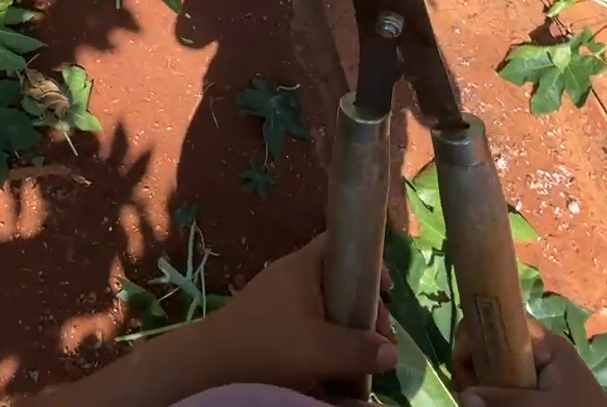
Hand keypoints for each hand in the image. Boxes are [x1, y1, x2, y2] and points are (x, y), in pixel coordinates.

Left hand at [184, 234, 398, 390]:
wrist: (214, 362)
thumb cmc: (269, 343)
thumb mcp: (320, 348)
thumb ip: (359, 348)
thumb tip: (391, 350)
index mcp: (303, 265)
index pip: (339, 243)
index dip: (365, 259)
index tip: (385, 288)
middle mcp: (292, 274)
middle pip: (338, 279)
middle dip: (363, 306)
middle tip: (378, 336)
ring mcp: (280, 296)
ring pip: (325, 304)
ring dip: (346, 327)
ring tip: (361, 356)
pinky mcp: (271, 320)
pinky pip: (310, 321)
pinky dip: (326, 337)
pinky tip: (334, 363)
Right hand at [453, 326, 605, 406]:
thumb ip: (503, 401)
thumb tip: (463, 396)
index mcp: (546, 344)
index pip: (500, 322)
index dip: (475, 336)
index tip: (461, 361)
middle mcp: (542, 351)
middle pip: (495, 346)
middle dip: (476, 366)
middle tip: (467, 391)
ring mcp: (542, 373)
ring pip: (498, 368)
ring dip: (482, 383)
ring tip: (474, 401)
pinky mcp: (542, 391)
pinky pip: (509, 384)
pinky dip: (496, 394)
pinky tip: (488, 404)